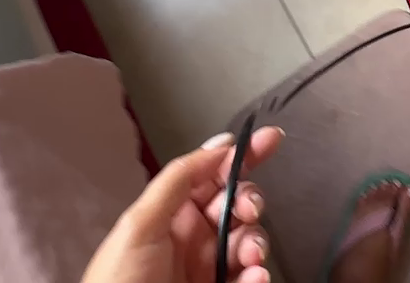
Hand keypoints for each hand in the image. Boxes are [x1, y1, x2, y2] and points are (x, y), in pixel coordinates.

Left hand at [83, 126, 285, 282]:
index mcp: (174, 212)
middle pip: (237, 203)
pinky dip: (258, 275)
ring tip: (250, 256)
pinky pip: (249, 277)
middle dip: (250, 200)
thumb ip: (178, 179)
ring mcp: (208, 269)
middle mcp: (195, 236)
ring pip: (248, 240)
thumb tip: (221, 144)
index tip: (271, 140)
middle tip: (248, 210)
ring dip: (256, 241)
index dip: (243, 155)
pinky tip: (254, 277)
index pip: (214, 173)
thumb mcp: (138, 226)